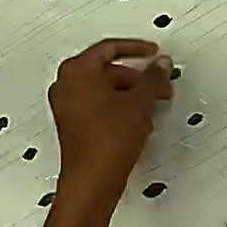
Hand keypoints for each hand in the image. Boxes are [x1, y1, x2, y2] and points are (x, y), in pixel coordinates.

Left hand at [48, 38, 172, 209]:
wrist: (92, 178)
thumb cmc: (105, 143)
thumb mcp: (140, 102)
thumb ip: (153, 78)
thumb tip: (160, 65)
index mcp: (76, 71)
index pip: (110, 48)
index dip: (136, 48)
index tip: (151, 51)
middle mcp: (66, 85)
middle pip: (105, 69)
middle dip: (135, 75)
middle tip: (156, 82)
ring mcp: (66, 106)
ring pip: (102, 88)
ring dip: (128, 92)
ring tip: (150, 103)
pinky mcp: (72, 124)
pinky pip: (96, 104)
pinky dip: (116, 106)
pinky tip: (135, 118)